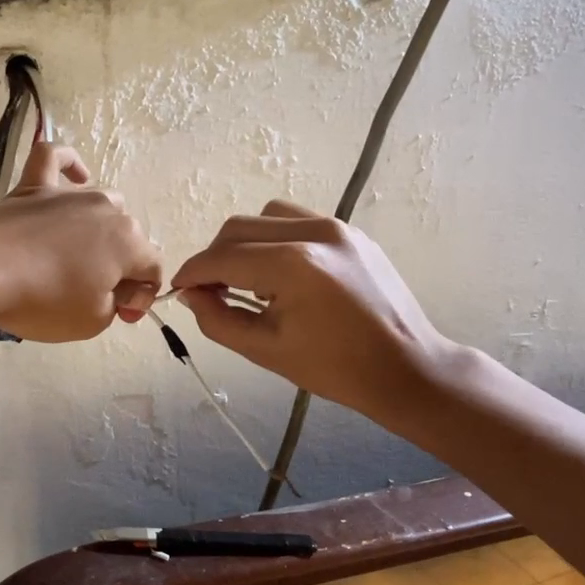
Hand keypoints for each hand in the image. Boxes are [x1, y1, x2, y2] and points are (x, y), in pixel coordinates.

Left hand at [0, 143, 161, 342]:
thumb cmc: (43, 300)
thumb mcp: (91, 322)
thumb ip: (114, 306)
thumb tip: (114, 291)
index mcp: (128, 242)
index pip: (153, 268)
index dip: (142, 296)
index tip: (120, 315)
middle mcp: (106, 209)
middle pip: (128, 236)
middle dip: (120, 266)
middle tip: (94, 295)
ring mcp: (69, 194)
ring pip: (102, 203)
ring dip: (98, 229)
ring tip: (76, 257)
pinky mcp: (33, 186)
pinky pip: (56, 159)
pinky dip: (68, 164)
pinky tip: (74, 177)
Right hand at [170, 200, 465, 427]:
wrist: (407, 368)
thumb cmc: (336, 369)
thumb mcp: (266, 350)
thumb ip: (218, 319)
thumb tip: (190, 295)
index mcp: (293, 265)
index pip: (221, 257)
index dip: (192, 273)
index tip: (177, 290)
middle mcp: (314, 232)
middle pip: (238, 228)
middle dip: (214, 257)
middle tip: (209, 291)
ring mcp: (336, 227)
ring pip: (266, 216)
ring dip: (243, 243)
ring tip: (246, 280)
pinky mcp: (350, 232)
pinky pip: (296, 220)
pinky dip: (274, 239)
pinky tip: (279, 274)